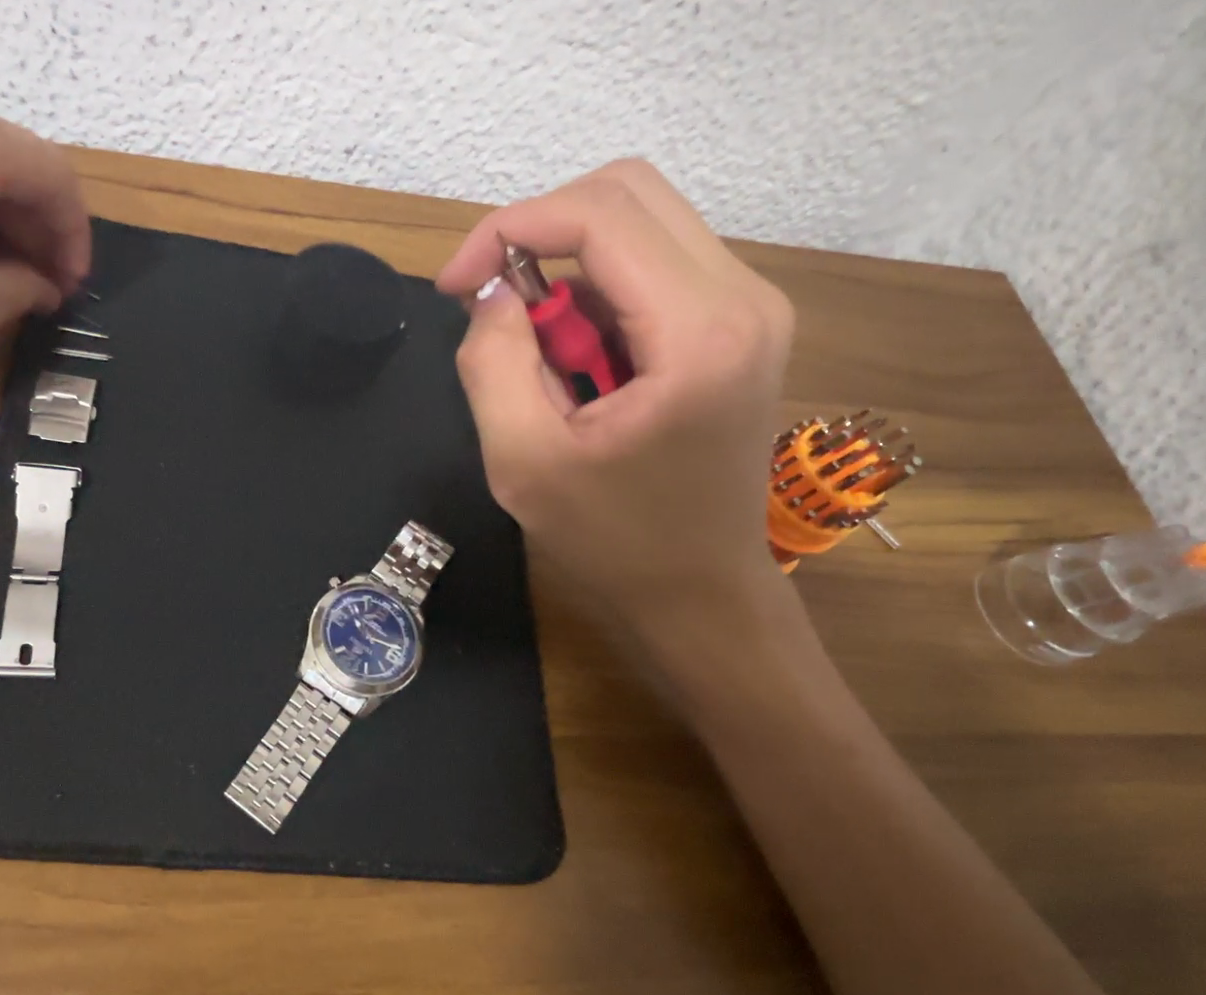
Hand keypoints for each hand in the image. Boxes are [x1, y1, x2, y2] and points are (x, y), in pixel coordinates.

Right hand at [436, 160, 794, 615]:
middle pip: (627, 192)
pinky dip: (595, 295)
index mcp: (699, 331)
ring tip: (541, 357)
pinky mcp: (738, 324)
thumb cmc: (614, 541)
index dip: (509, 228)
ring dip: (567, 271)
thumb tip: (491, 294)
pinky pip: (653, 266)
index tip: (457, 285)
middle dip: (539, 233)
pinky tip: (580, 364)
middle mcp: (742, 296)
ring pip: (640, 224)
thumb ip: (492, 364)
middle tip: (491, 302)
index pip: (599, 214)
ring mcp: (749, 307)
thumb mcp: (523, 462)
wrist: (701, 591)